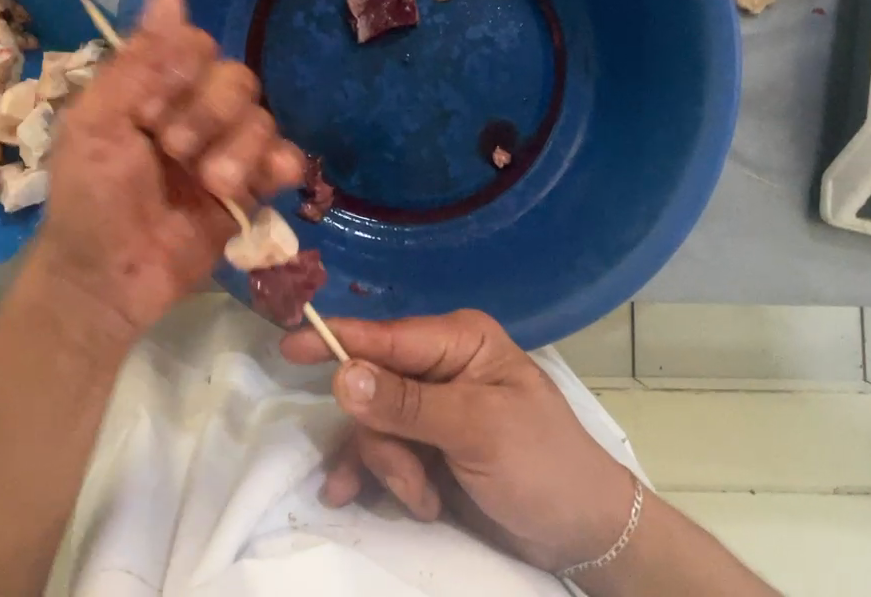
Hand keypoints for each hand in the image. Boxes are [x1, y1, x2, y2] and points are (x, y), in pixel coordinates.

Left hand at [28, 0, 306, 338]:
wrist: (108, 279)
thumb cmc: (88, 199)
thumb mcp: (95, 125)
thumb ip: (135, 63)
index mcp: (152, 89)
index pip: (195, 47)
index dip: (183, 71)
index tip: (150, 108)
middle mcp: (193, 112)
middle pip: (235, 79)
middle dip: (209, 114)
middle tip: (173, 151)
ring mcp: (224, 151)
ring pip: (261, 119)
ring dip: (238, 149)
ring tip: (212, 185)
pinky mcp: (250, 191)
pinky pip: (283, 161)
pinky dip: (281, 165)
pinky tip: (270, 179)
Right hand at [281, 311, 639, 573]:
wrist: (582, 535)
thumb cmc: (543, 466)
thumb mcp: (478, 431)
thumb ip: (407, 404)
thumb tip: (341, 374)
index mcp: (459, 342)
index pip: (386, 336)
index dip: (337, 340)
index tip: (288, 346)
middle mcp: (439, 367)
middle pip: (371, 387)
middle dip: (383, 438)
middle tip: (412, 476)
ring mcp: (430, 408)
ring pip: (372, 426)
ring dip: (389, 468)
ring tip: (424, 498)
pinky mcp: (425, 446)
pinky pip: (378, 452)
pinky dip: (374, 478)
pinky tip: (356, 497)